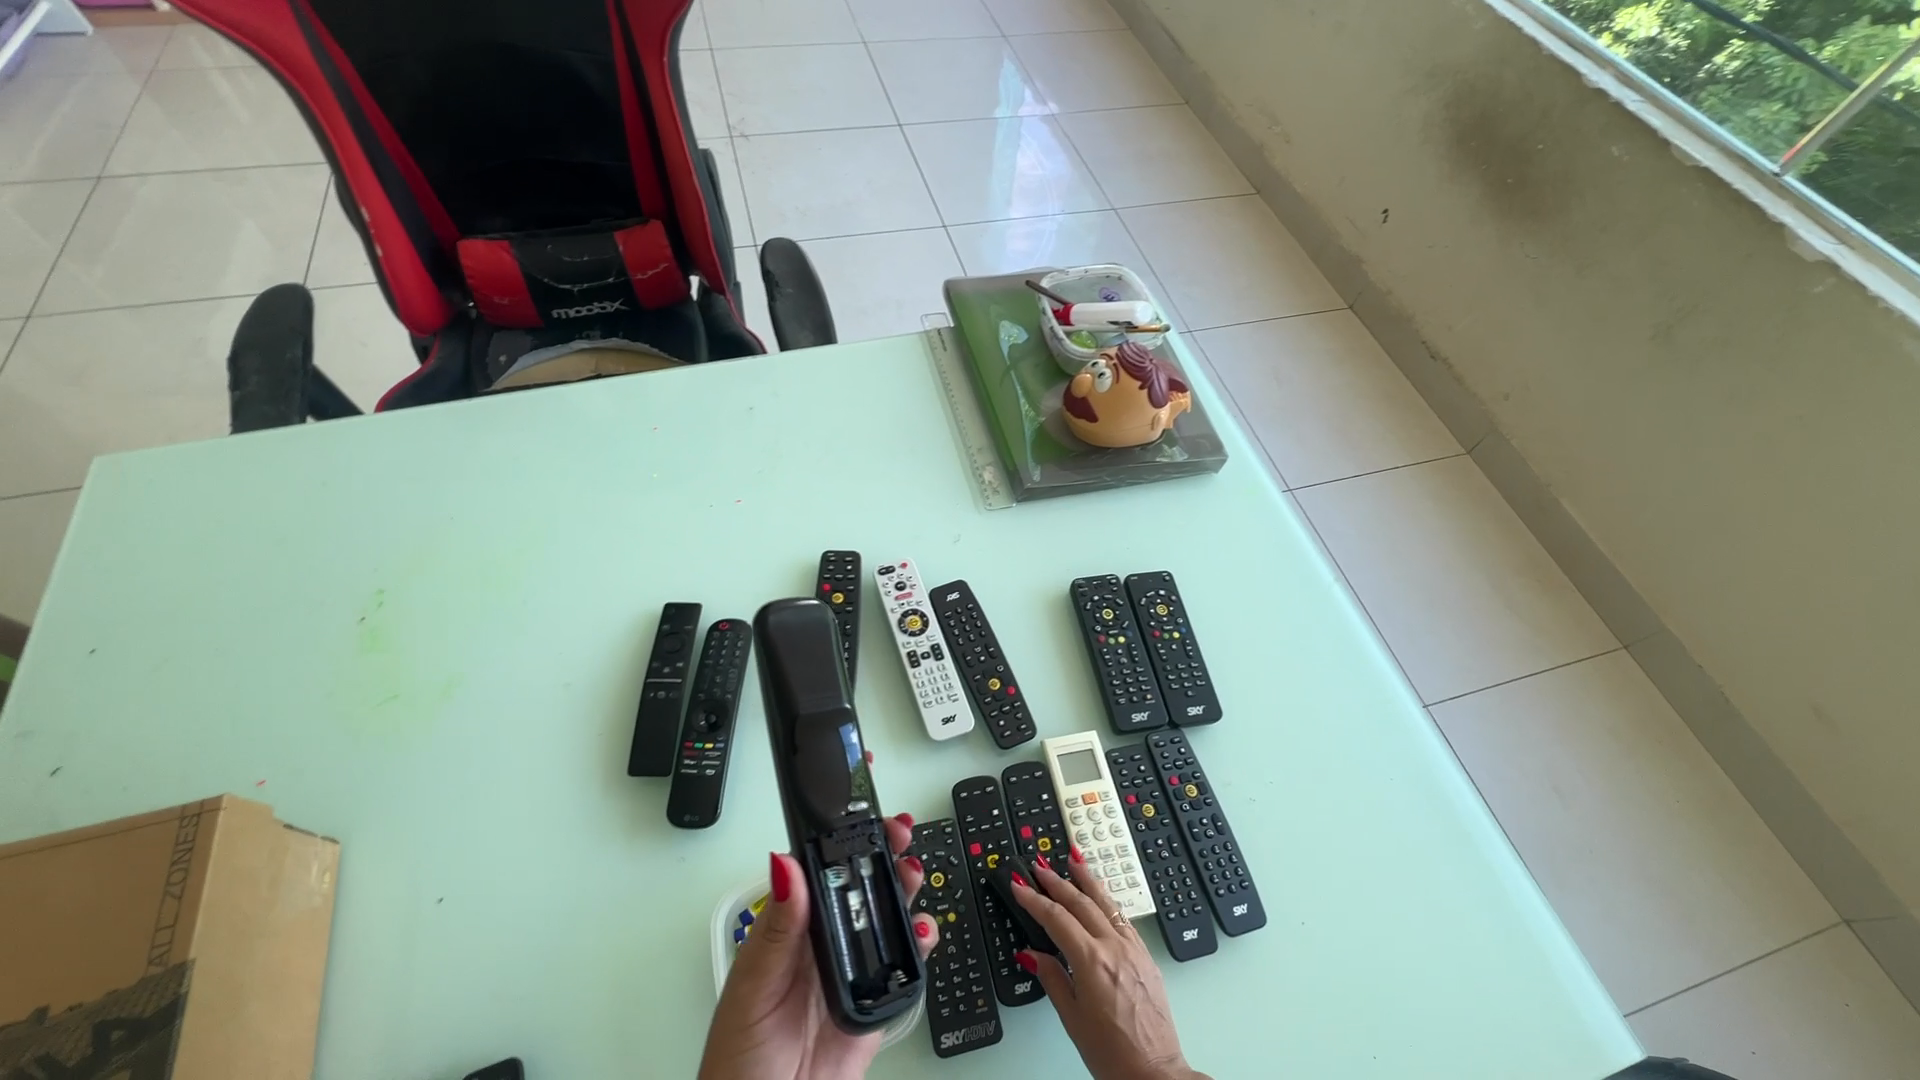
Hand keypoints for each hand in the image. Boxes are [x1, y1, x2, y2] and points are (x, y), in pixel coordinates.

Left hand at [696, 813, 938, 1079]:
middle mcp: (825, 940)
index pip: (819, 867)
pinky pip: (907, 961)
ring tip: (913, 872)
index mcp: (790, 926)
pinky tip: (921, 930)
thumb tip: (785, 865)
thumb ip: (777, 929)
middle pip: (861, 883)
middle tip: (900, 831)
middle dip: (883, 851)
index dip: (842, 834)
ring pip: (888, 914)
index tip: (860, 806)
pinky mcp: (878, 998)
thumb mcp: (753, 985)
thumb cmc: (739, 1056)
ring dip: (905, 887)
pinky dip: (920, 941)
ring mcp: (854, 967)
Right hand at [1010, 848, 1209, 1079]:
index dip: (1034, 898)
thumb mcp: (1072, 1018)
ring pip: (1106, 903)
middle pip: (1080, 902)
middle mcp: (1114, 948)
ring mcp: (1133, 950)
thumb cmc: (1113, 1053)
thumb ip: (1052, 978)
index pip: (1056, 918)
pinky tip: (1101, 895)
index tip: (1019, 884)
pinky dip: (1107, 900)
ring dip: (1086, 879)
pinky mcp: (1146, 957)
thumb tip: (1031, 954)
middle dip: (1056, 881)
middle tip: (1038, 865)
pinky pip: (1123, 918)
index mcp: (1091, 961)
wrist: (1155, 1073)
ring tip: (1072, 860)